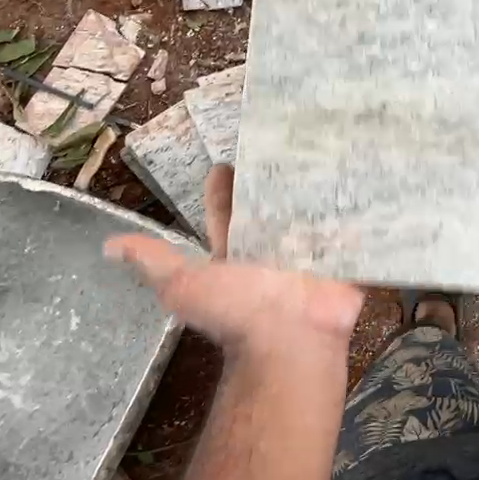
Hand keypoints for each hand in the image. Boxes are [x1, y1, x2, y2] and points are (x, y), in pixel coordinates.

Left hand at [104, 165, 364, 360]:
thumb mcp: (182, 285)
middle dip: (278, 176)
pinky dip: (363, 208)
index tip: (230, 157)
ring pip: (316, 209)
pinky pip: (356, 227)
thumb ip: (153, 262)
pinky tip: (370, 178)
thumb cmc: (237, 312)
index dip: (227, 184)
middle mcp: (273, 245)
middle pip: (275, 202)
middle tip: (289, 139)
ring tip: (335, 148)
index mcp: (238, 248)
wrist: (289, 340)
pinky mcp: (346, 255)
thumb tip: (108, 246)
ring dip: (323, 187)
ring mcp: (312, 249)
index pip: (230, 207)